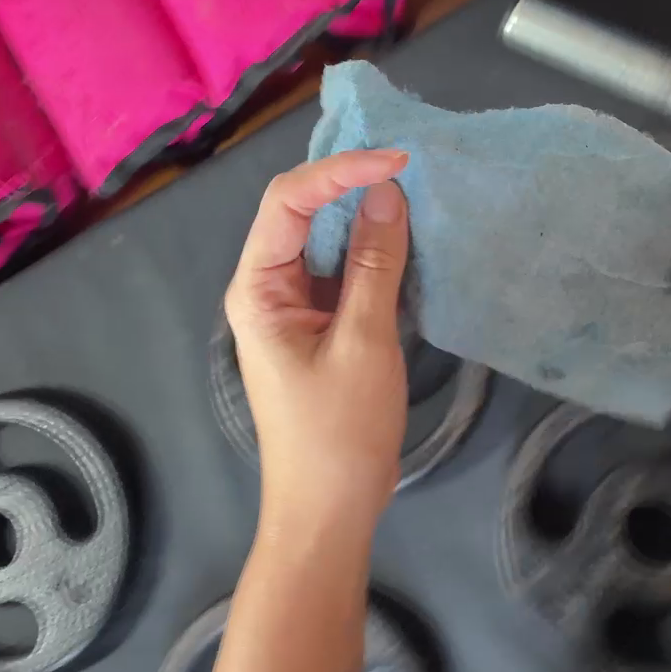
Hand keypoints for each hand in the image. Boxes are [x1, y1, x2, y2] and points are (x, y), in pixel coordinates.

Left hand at [225, 150, 412, 526]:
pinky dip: (372, 251)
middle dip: (349, 183)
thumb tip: (386, 193)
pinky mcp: (318, 322)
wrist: (330, 510)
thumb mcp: (364, 342)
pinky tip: (405, 240)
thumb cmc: (338, 433)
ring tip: (412, 194)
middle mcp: (267, 286)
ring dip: (363, 215)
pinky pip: (342, 270)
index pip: (287, 202)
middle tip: (408, 168)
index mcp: (257, 288)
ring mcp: (292, 304)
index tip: (397, 161)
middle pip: (301, 212)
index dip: (339, 170)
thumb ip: (373, 265)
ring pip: (324, 239)